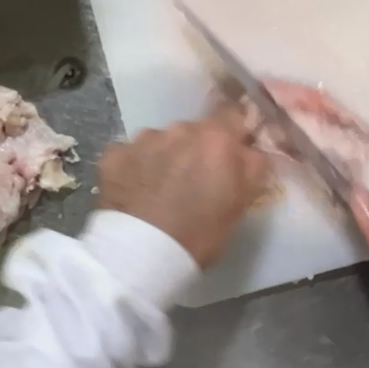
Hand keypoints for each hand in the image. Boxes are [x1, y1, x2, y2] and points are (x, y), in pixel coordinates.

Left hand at [99, 112, 270, 266]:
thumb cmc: (199, 233)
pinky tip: (137, 191)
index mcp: (216, 139)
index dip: (235, 129)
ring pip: (162, 140)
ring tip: (162, 187)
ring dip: (166, 156)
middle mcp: (180, 129)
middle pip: (195, 129)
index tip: (234, 148)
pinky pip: (132, 153)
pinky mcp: (115, 154)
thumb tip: (252, 150)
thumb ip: (253, 168)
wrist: (140, 254)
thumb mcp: (241, 205)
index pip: (234, 113)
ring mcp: (143, 139)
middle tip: (196, 178)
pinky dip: (136, 166)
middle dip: (197, 148)